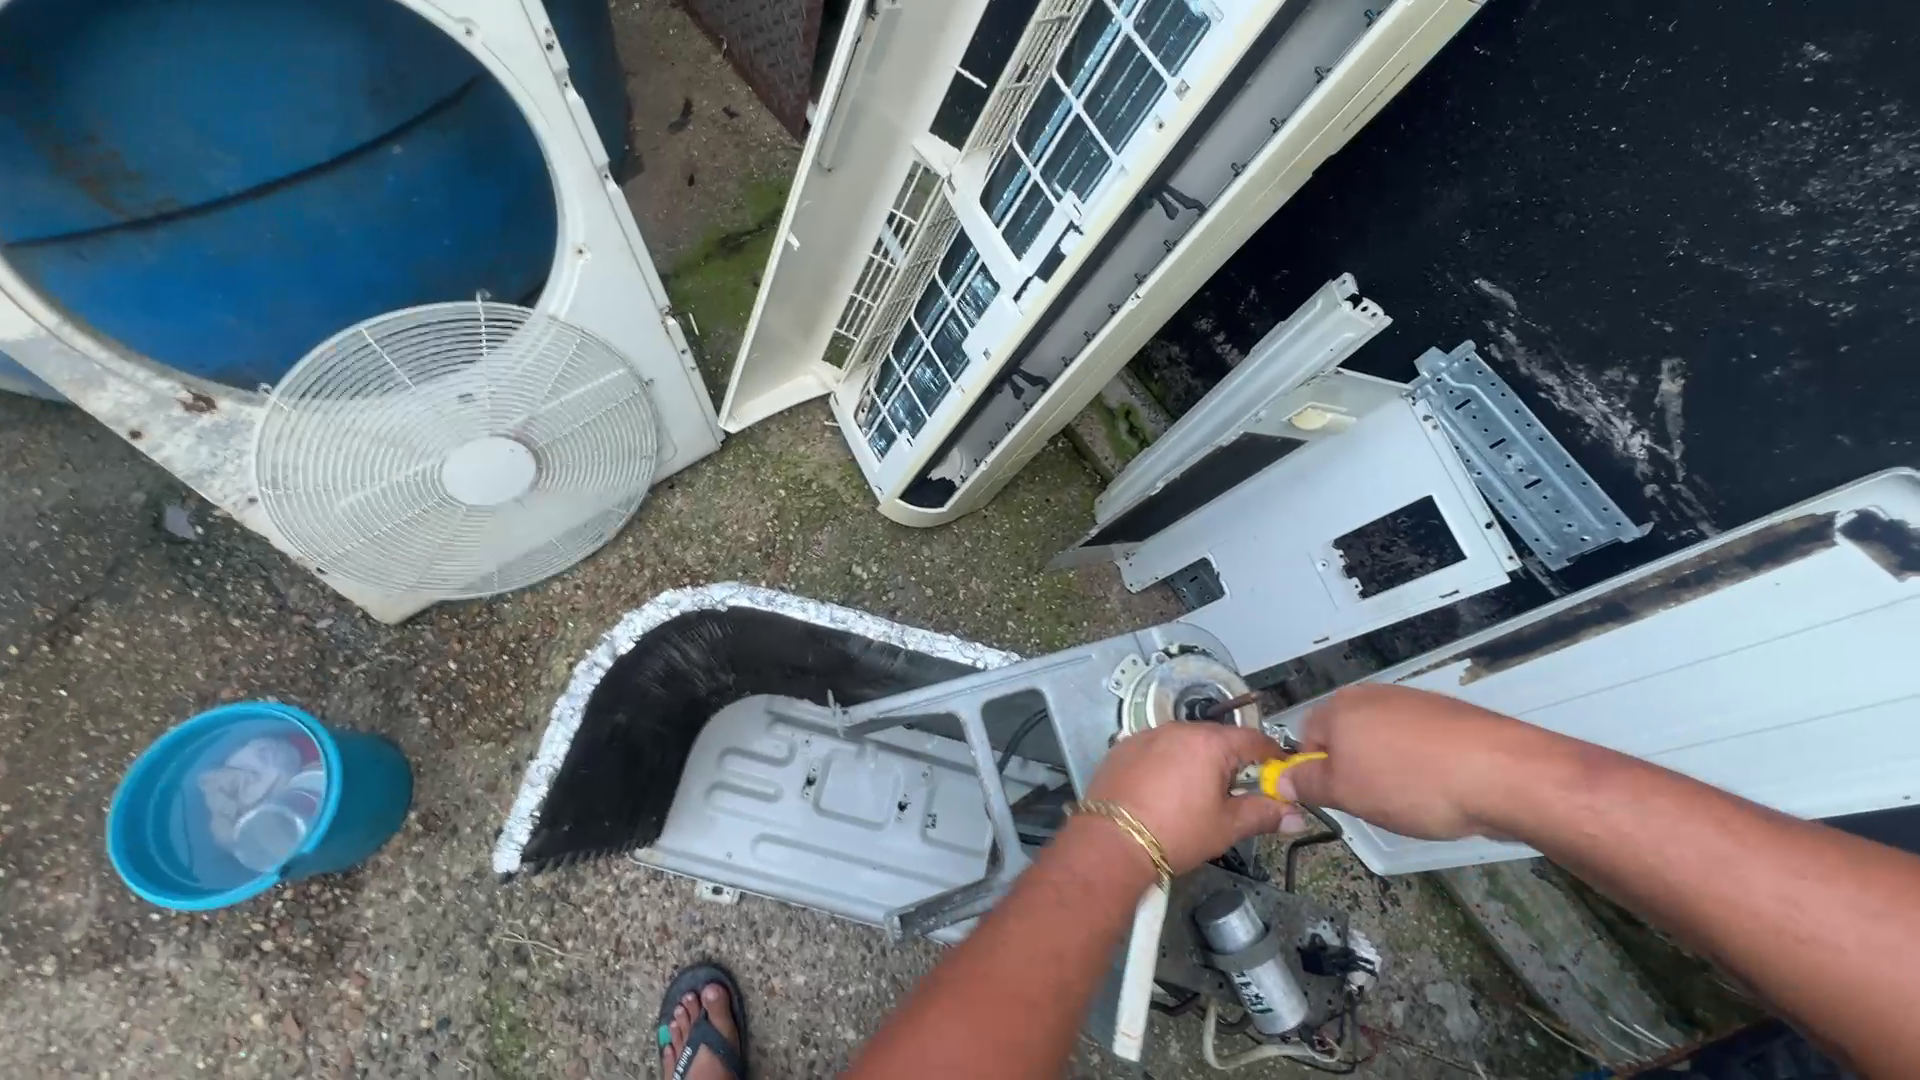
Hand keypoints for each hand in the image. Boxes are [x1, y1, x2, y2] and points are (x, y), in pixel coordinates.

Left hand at [1084, 722, 1294, 874]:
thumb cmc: (1176, 832)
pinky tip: (1162, 791)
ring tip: (1197, 794)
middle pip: (1215, 739)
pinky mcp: (1121, 748)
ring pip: (1182, 743)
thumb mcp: (1226, 826)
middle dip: (1231, 761)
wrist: (1111, 842)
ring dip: (1196, 761)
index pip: (1252, 739)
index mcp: (1207, 743)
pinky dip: (1165, 764)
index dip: (1271, 755)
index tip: (1281, 773)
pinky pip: (1154, 750)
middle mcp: (1175, 729)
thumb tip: (1297, 815)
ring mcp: (1144, 735)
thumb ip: (1263, 814)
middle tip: (1237, 791)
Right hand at [1275, 684, 1552, 839]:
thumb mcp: (1346, 794)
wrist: (1505, 774)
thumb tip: (1283, 779)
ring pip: (1384, 740)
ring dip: (1389, 767)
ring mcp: (1414, 701)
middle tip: (1372, 801)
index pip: (1305, 737)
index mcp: (1339, 707)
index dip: (1314, 771)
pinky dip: (1424, 764)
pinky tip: (1442, 788)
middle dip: (1353, 769)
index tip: (1335, 798)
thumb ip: (1307, 784)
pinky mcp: (1451, 716)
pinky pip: (1420, 743)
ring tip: (1413, 799)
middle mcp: (1372, 695)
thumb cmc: (1411, 783)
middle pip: (1346, 736)